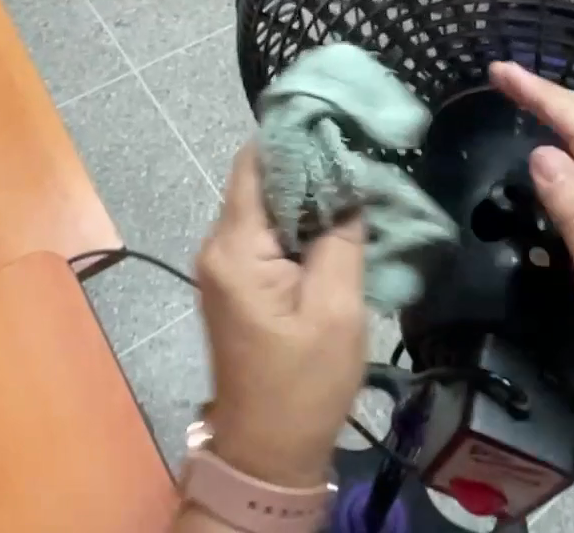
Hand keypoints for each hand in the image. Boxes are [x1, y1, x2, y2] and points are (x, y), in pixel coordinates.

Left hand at [194, 143, 366, 487]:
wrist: (266, 451)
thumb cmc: (303, 382)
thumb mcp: (336, 308)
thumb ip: (340, 237)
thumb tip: (346, 185)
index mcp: (235, 247)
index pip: (254, 164)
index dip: (292, 137)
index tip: (336, 122)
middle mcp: (218, 246)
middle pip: (259, 182)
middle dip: (306, 165)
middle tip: (355, 152)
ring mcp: (223, 265)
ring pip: (264, 207)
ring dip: (304, 195)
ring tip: (351, 181)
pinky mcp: (235, 281)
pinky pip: (264, 234)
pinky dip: (296, 222)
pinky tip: (332, 221)